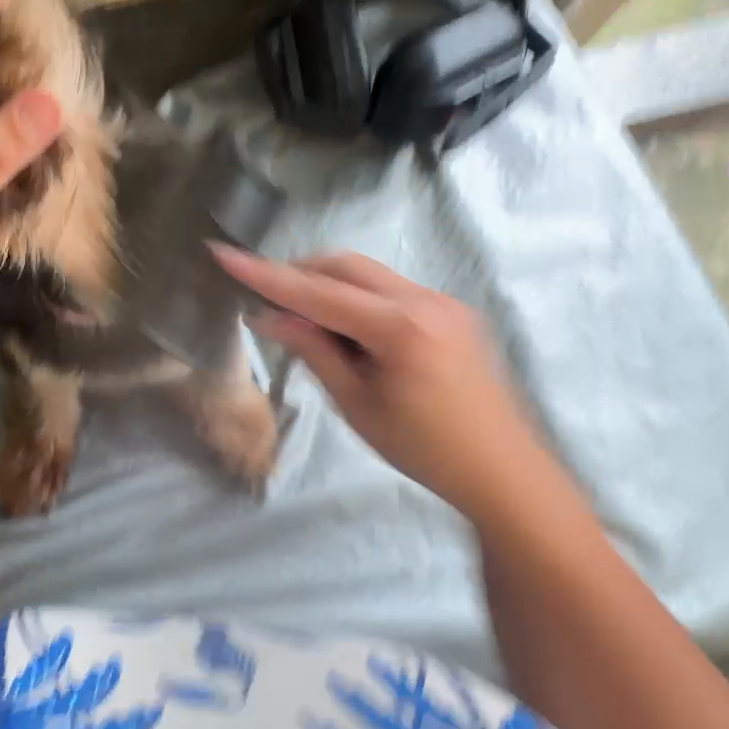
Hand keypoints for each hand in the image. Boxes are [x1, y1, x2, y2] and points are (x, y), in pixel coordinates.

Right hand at [212, 247, 551, 518]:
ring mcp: (443, 303)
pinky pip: (388, 289)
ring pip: (366, 274)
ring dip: (327, 286)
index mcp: (401, 327)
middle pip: (344, 266)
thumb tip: (269, 316)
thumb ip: (314, 350)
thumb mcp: (356, 404)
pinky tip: (344, 332)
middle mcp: (425, 301)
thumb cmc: (424, 449)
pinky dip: (354, 299)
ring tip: (303, 323)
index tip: (223, 254)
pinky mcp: (450, 313)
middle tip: (265, 300)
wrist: (506, 474)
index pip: (316, 292)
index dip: (264, 274)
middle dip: (298, 274)